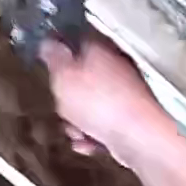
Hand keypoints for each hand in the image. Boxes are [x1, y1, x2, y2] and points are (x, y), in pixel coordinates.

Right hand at [39, 35, 177, 164]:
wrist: (137, 137)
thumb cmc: (99, 104)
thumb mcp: (64, 77)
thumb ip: (54, 58)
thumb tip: (48, 43)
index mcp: (99, 50)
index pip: (75, 44)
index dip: (58, 60)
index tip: (51, 75)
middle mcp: (115, 68)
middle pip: (79, 81)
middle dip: (66, 101)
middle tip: (64, 108)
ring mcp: (124, 95)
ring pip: (88, 108)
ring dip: (77, 124)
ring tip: (79, 131)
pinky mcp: (128, 120)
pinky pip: (101, 126)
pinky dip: (92, 137)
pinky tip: (89, 143)